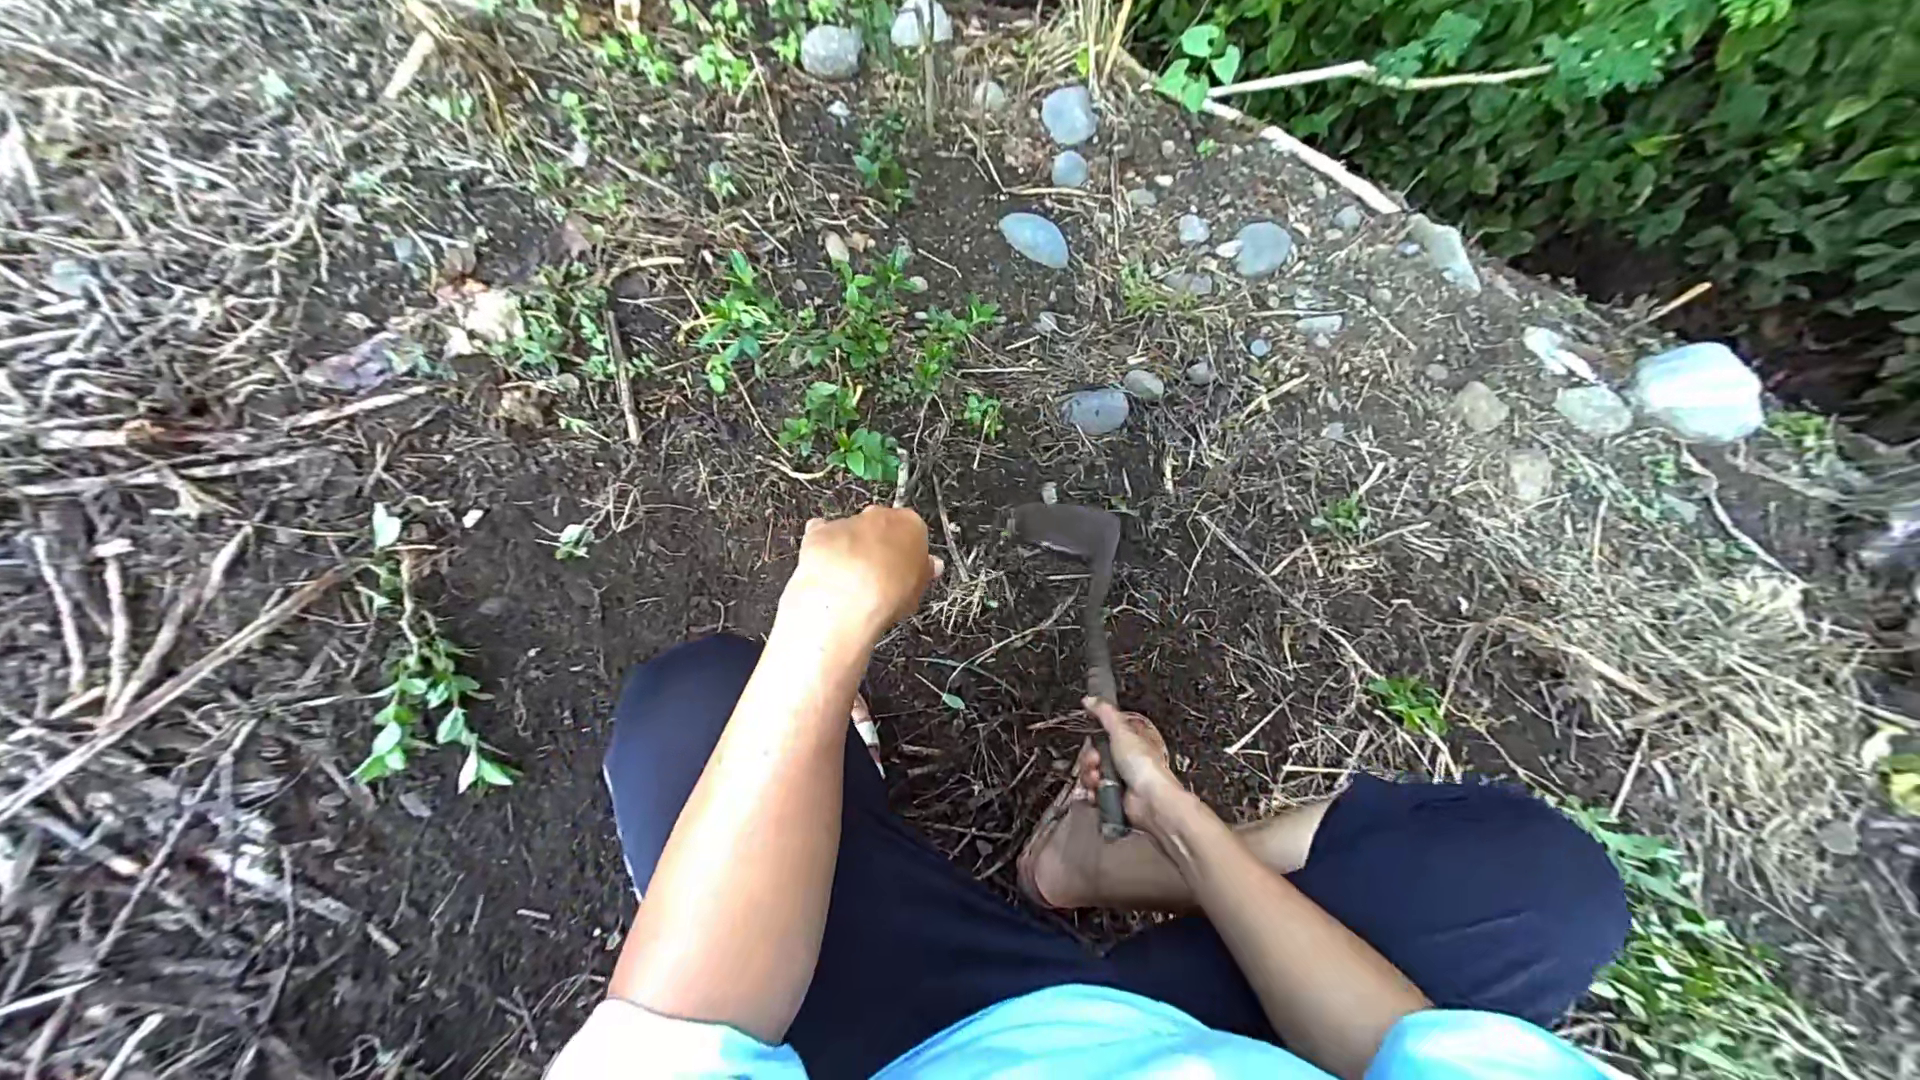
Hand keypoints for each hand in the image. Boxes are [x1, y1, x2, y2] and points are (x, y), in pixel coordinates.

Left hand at [776, 506, 941, 646]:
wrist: (845, 598)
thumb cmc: (889, 594)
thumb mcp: (917, 590)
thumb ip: (923, 571)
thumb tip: (931, 565)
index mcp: (910, 524)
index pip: (912, 532)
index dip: (906, 553)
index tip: (902, 571)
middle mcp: (879, 515)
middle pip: (881, 527)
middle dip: (878, 546)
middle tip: (876, 576)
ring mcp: (848, 521)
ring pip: (851, 531)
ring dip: (851, 549)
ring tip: (847, 581)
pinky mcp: (818, 531)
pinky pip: (822, 536)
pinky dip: (824, 549)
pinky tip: (826, 570)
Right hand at [1076, 698, 1192, 839]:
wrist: (1150, 799)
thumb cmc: (1141, 763)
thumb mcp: (1122, 730)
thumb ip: (1104, 713)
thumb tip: (1089, 699)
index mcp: (1126, 743)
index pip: (1098, 739)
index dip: (1091, 742)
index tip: (1092, 743)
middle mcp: (1121, 762)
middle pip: (1090, 757)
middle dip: (1089, 760)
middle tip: (1096, 762)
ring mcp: (1117, 781)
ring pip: (1089, 775)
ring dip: (1089, 776)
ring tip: (1099, 779)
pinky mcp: (1112, 800)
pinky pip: (1093, 794)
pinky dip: (1093, 794)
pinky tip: (1099, 792)